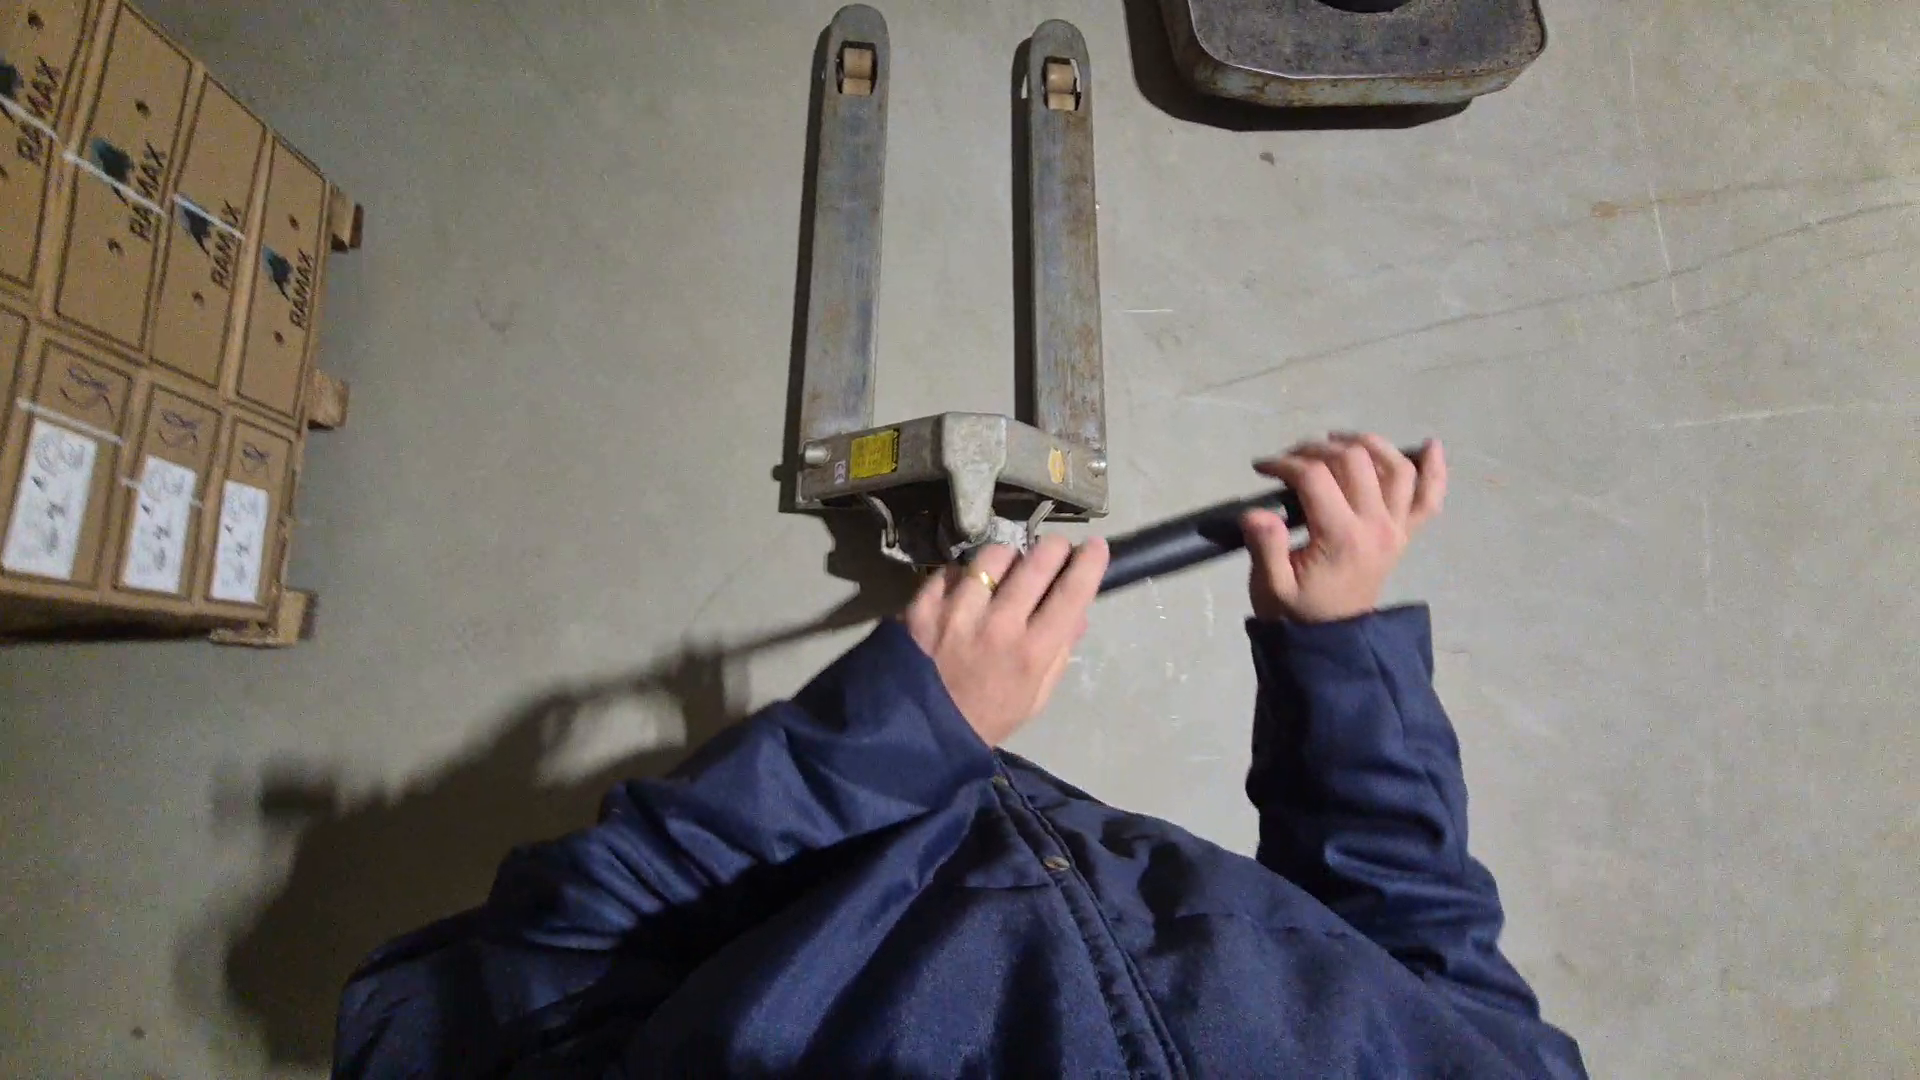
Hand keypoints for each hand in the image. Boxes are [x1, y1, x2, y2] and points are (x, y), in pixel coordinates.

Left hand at [903, 536, 1109, 746]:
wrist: (920, 733)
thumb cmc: (987, 718)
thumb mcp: (1035, 698)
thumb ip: (1059, 654)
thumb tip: (1079, 613)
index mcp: (1031, 652)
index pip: (1071, 594)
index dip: (1089, 564)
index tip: (1096, 547)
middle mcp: (997, 625)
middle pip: (1035, 564)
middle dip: (1053, 548)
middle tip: (1055, 547)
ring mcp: (956, 612)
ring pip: (992, 557)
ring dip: (1007, 557)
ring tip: (1006, 568)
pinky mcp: (922, 607)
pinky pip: (951, 570)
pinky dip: (963, 575)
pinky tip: (965, 589)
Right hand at [1240, 434, 1447, 623]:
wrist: (1332, 642)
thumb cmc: (1296, 612)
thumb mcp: (1270, 586)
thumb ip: (1265, 547)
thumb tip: (1256, 513)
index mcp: (1341, 537)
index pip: (1315, 478)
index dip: (1285, 464)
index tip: (1261, 468)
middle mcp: (1376, 526)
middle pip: (1354, 461)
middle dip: (1316, 449)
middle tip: (1290, 458)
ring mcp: (1396, 528)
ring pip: (1395, 467)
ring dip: (1366, 444)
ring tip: (1335, 442)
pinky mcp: (1405, 534)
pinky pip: (1430, 497)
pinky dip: (1434, 468)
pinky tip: (1429, 445)